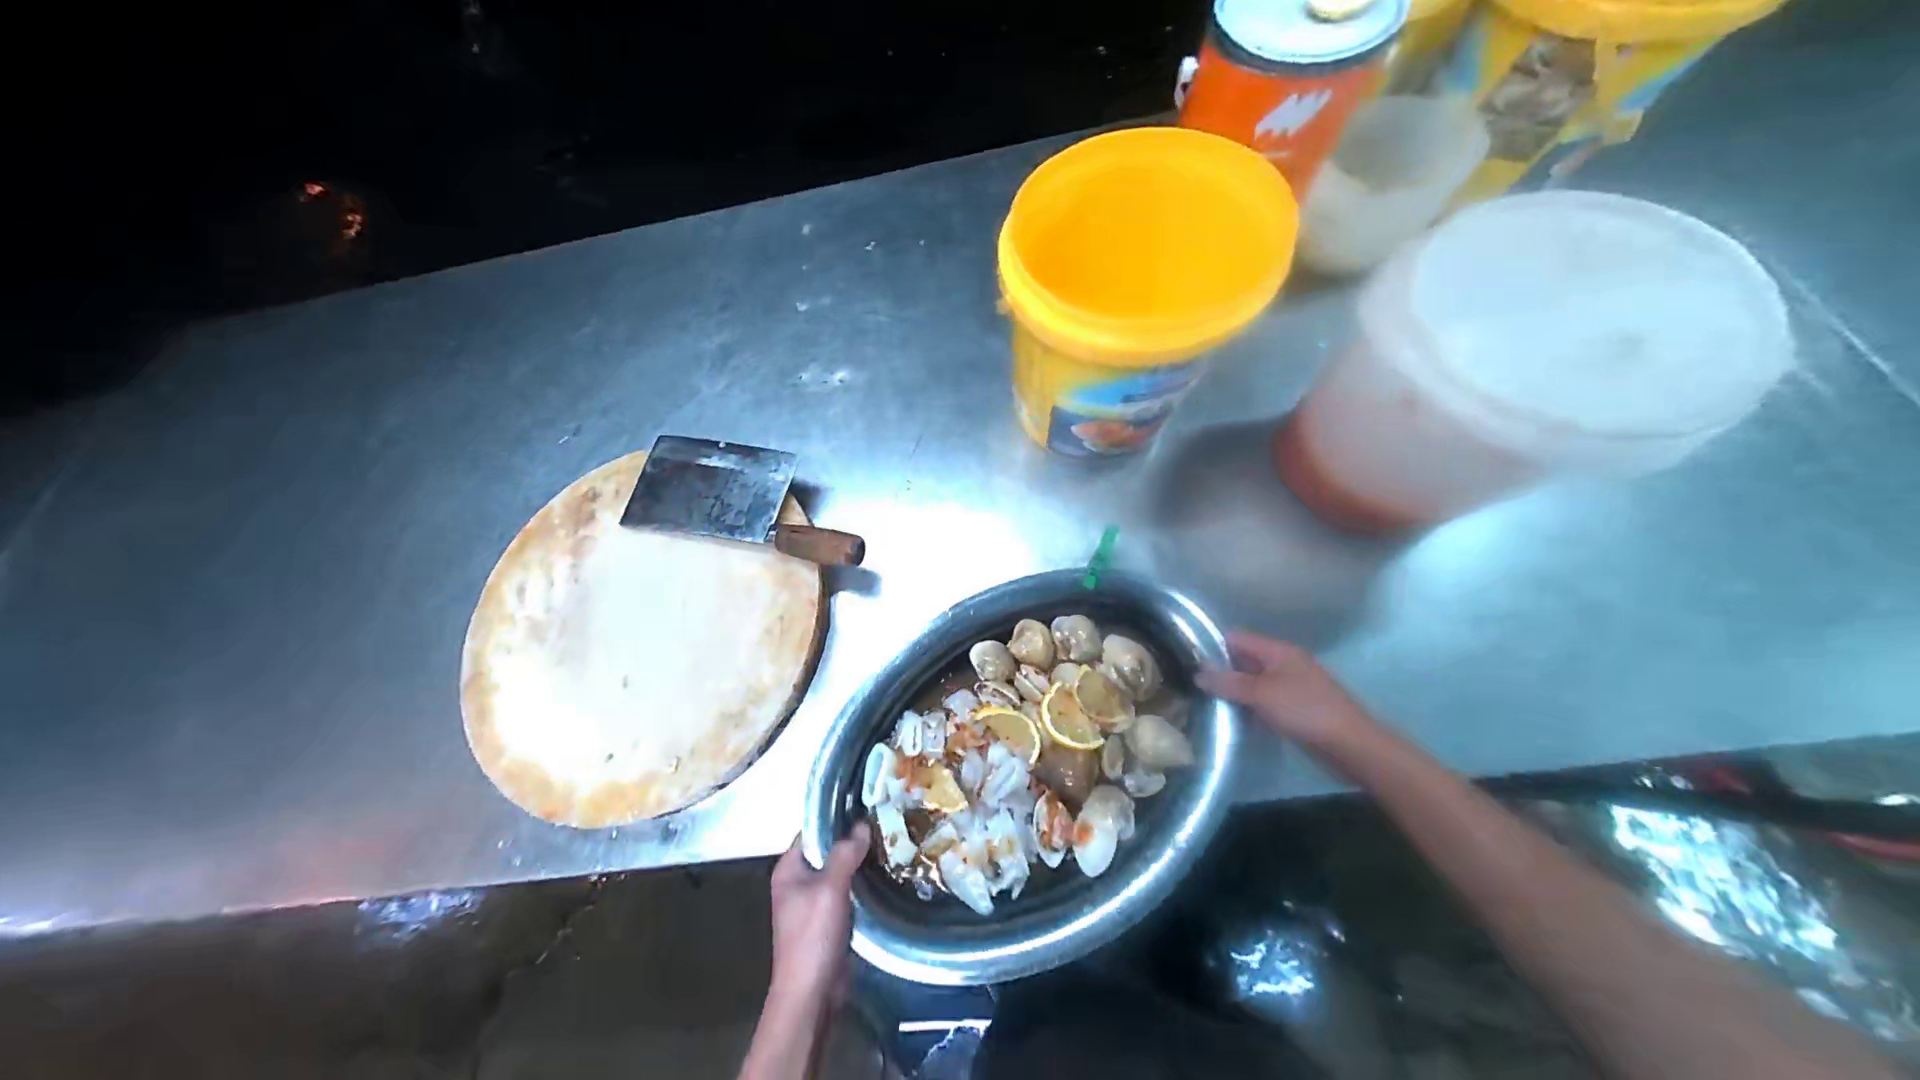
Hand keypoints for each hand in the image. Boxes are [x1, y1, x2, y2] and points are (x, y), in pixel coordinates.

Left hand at [767, 823, 869, 1000]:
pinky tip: (883, 875)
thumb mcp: (829, 888)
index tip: (865, 807)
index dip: (836, 818)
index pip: (812, 831)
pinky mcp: (828, 920)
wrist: (811, 993)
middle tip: (884, 825)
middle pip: (827, 851)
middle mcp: (797, 882)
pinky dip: (861, 884)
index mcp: (788, 869)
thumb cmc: (813, 936)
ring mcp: (812, 902)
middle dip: (852, 840)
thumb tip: (862, 824)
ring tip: (889, 845)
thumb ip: (845, 853)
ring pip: (839, 872)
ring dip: (859, 863)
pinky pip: (846, 892)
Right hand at [1196, 631, 1372, 746]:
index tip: (1189, 661)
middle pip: (1245, 658)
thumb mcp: (1261, 694)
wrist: (1351, 745)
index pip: (1237, 637)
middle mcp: (1286, 662)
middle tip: (1194, 685)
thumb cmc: (1305, 711)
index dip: (1213, 646)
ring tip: (1208, 701)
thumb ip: (1228, 682)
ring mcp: (1293, 685)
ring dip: (1236, 690)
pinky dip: (1250, 704)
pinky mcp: (1297, 706)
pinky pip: (1265, 698)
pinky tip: (1236, 716)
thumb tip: (1198, 672)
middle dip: (1222, 670)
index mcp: (1279, 651)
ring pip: (1254, 681)